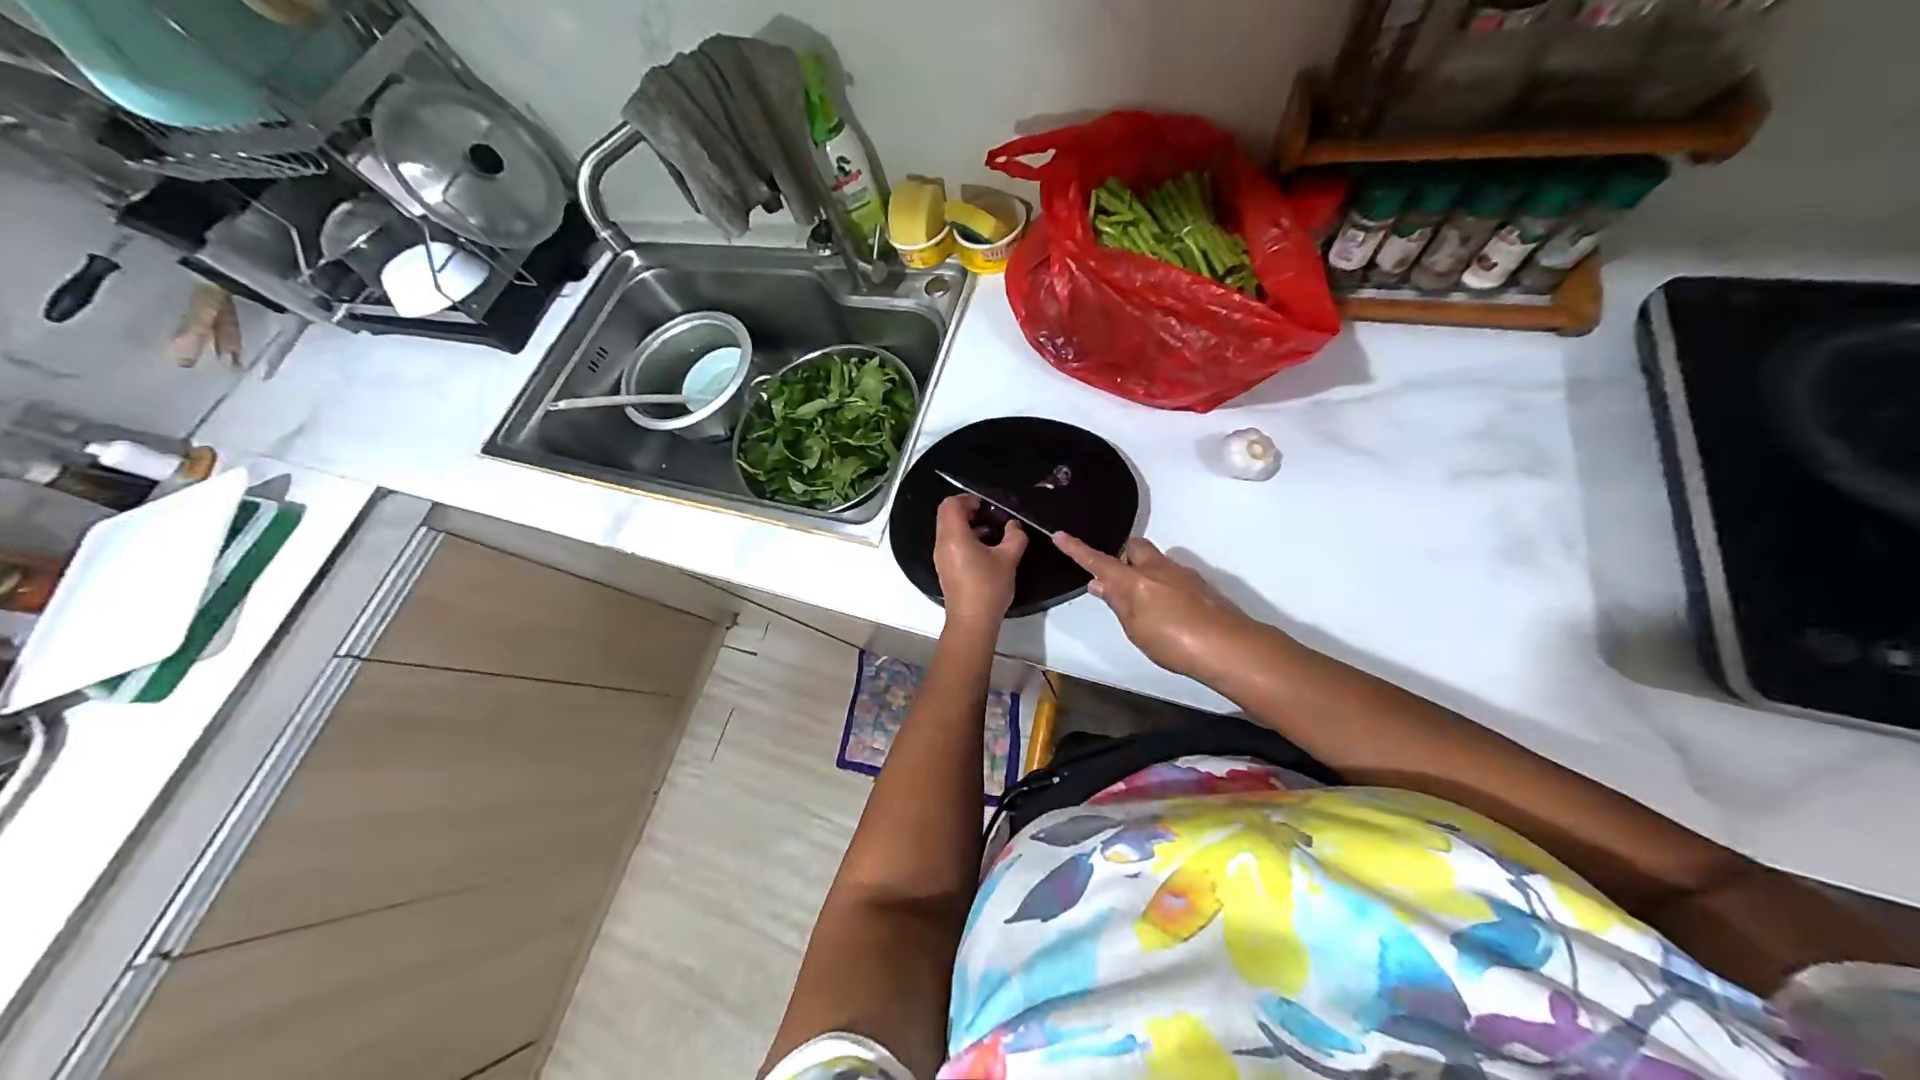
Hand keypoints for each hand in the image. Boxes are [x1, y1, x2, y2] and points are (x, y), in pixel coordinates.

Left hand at [934, 495, 1027, 623]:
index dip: (967, 499)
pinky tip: (985, 549)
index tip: (985, 506)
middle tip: (989, 515)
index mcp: (954, 537)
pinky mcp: (945, 568)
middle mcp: (942, 544)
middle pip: (946, 515)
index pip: (950, 505)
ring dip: (967, 525)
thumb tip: (1015, 526)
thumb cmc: (989, 588)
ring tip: (991, 532)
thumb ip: (1015, 537)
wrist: (972, 621)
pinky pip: (950, 544)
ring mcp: (941, 557)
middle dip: (967, 510)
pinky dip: (964, 539)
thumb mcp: (1008, 559)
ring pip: (948, 530)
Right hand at [1052, 532, 1258, 679]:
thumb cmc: (1174, 642)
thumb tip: (1099, 583)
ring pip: (1156, 562)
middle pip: (1135, 548)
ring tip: (1145, 605)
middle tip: (1118, 580)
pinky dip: (1163, 586)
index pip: (1099, 561)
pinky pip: (1173, 576)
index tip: (1060, 535)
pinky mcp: (1200, 585)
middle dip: (1123, 556)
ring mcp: (1183, 574)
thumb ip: (1118, 604)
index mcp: (1135, 581)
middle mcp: (1158, 569)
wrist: (1229, 646)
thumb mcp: (1136, 629)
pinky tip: (1169, 612)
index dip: (1078, 549)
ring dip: (1145, 574)